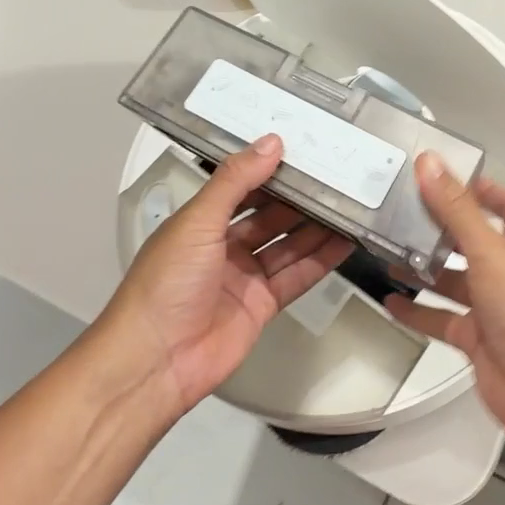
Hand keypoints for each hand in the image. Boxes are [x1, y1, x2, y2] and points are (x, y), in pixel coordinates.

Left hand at [100, 134, 355, 413]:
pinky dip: (321, 260)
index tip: (302, 149)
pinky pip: (297, 276)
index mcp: (201, 222)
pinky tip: (344, 242)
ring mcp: (244, 277)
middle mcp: (223, 246)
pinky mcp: (262, 305)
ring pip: (288, 244)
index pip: (242, 187)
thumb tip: (271, 142)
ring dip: (315, 226)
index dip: (270, 169)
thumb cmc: (165, 285)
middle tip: (336, 175)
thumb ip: (236, 181)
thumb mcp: (198, 221)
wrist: (154, 362)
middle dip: (299, 197)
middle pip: (270, 215)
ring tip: (349, 203)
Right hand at [385, 155, 504, 459]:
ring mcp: (495, 306)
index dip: (480, 189)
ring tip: (387, 249)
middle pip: (473, 240)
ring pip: (455, 280)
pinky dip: (418, 311)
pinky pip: (443, 319)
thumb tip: (430, 162)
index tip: (446, 176)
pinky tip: (390, 301)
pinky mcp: (478, 339)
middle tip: (401, 209)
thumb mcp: (490, 249)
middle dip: (441, 227)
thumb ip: (456, 208)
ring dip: (425, 268)